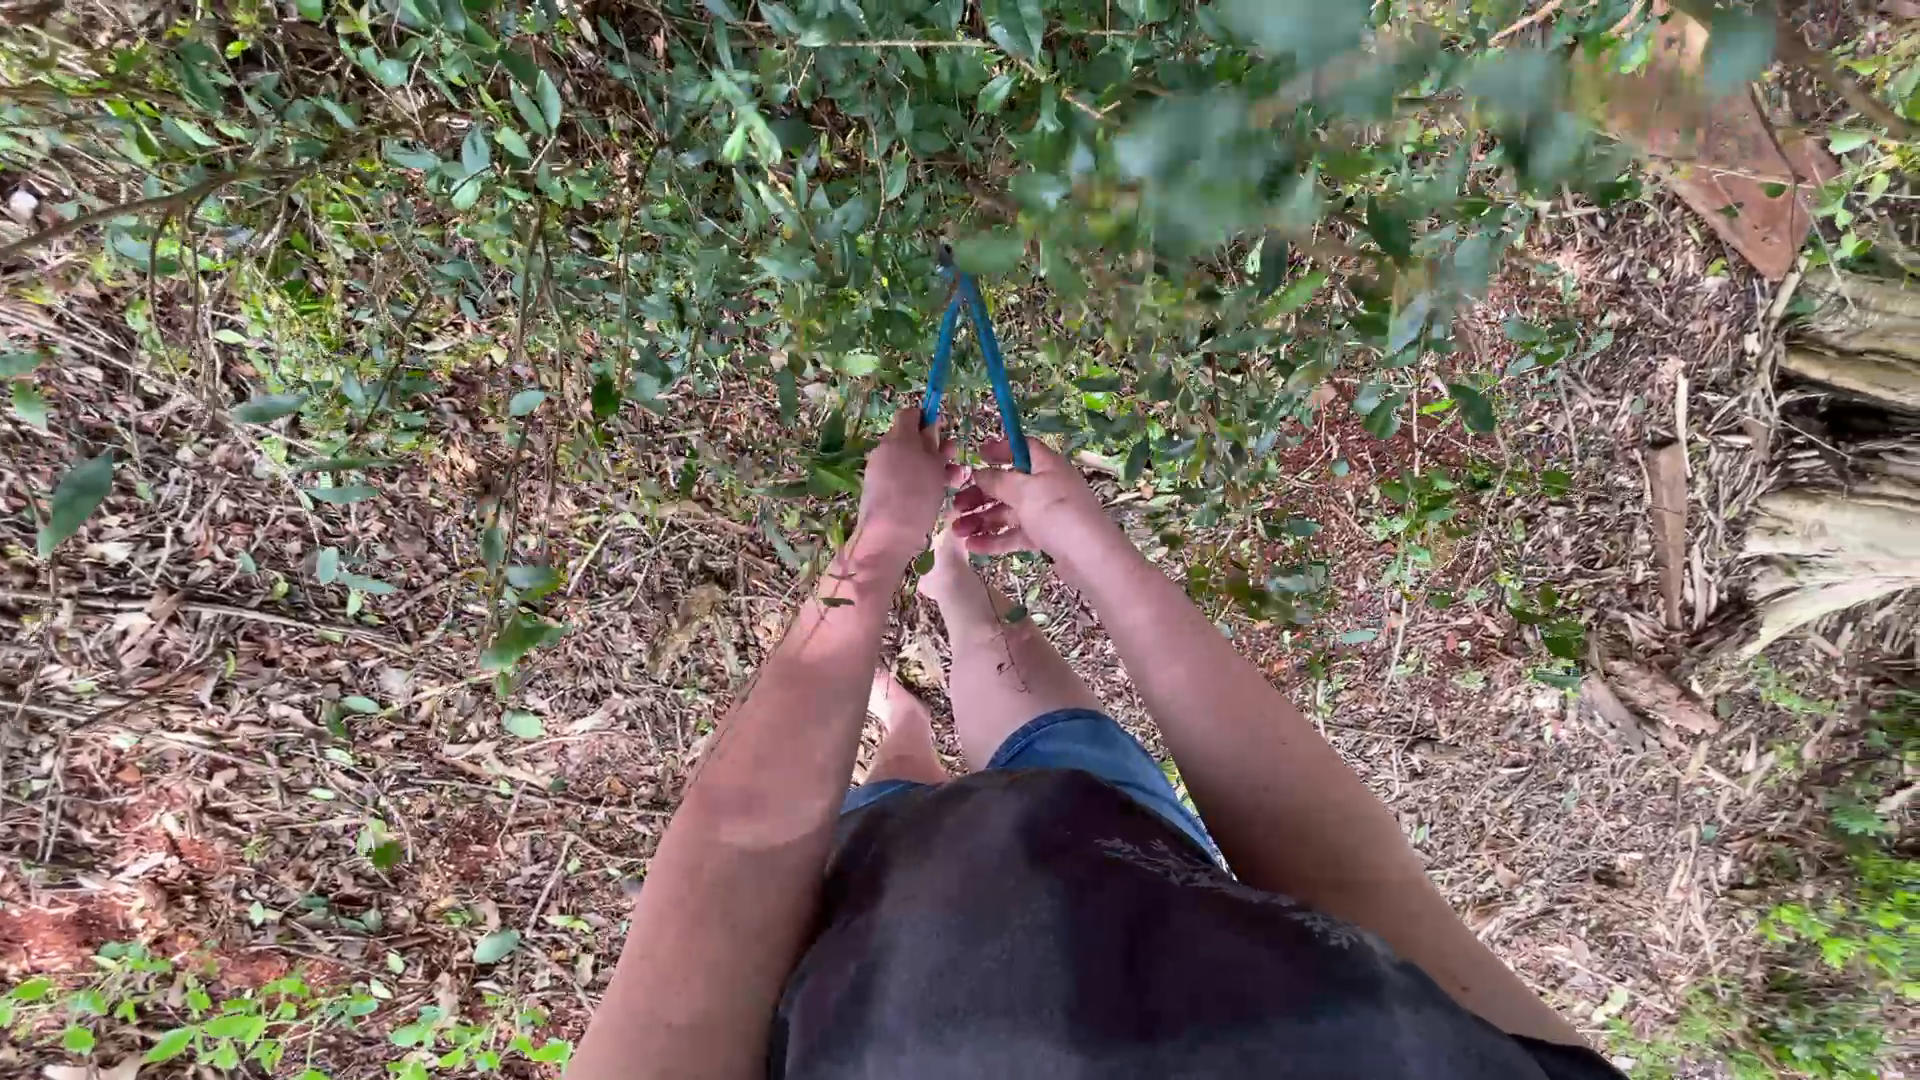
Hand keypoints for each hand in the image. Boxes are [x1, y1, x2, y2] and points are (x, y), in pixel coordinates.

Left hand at [854, 407, 957, 568]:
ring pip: (909, 461)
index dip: (926, 419)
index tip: (941, 431)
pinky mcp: (879, 490)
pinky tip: (936, 494)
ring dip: (931, 466)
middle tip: (952, 459)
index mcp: (898, 437)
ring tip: (953, 481)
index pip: (909, 415)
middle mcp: (885, 449)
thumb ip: (933, 444)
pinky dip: (918, 481)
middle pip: (910, 439)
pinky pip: (902, 477)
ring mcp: (879, 470)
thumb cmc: (917, 494)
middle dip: (933, 447)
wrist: (890, 534)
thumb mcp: (934, 465)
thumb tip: (930, 427)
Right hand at [950, 437, 1112, 557]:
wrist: (1090, 557)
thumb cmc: (1057, 512)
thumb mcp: (1024, 490)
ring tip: (957, 530)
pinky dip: (994, 539)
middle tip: (956, 505)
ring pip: (1008, 512)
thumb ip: (999, 480)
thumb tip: (980, 473)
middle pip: (1008, 484)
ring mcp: (1045, 513)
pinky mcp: (1044, 537)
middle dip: (980, 495)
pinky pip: (1014, 534)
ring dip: (981, 519)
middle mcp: (1046, 486)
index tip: (977, 456)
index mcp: (1046, 465)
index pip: (1022, 448)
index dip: (1000, 449)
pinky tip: (973, 546)